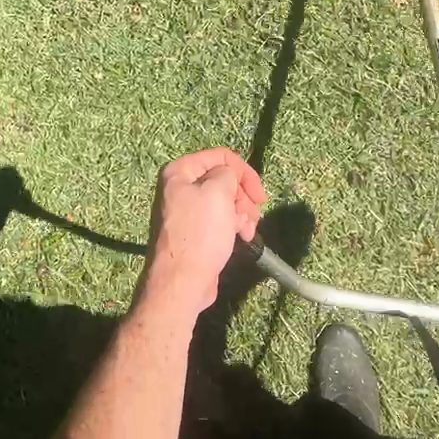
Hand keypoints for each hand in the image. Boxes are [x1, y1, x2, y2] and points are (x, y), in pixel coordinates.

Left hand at [136, 148, 265, 320]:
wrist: (182, 281)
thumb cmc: (199, 232)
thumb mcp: (217, 192)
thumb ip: (228, 174)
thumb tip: (229, 178)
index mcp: (179, 172)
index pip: (220, 157)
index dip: (244, 172)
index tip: (259, 195)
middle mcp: (180, 188)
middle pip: (223, 180)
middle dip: (243, 197)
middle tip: (253, 216)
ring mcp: (187, 211)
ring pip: (225, 202)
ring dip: (242, 214)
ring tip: (247, 231)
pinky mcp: (196, 232)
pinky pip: (220, 220)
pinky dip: (234, 226)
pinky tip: (242, 238)